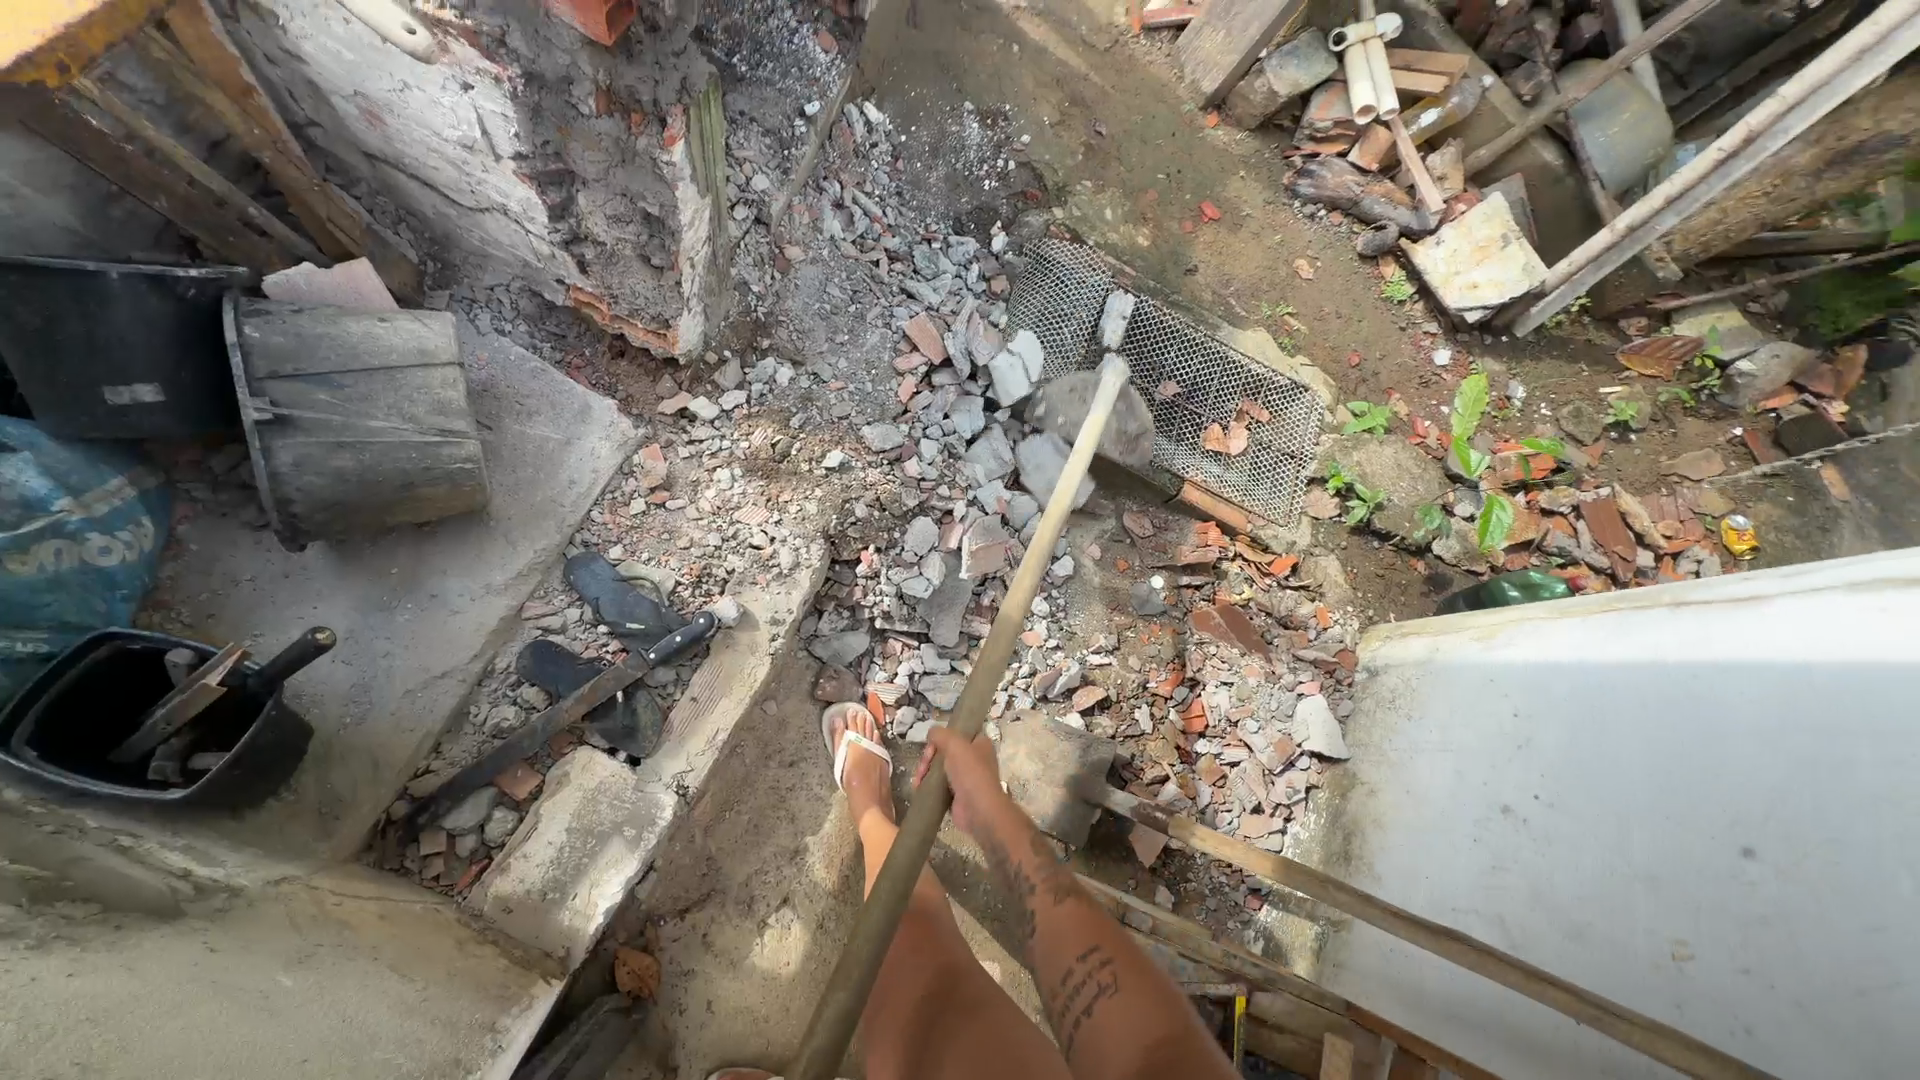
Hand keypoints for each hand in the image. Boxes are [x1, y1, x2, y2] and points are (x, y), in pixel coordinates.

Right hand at [916, 726, 1008, 836]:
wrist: (978, 810)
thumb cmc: (970, 772)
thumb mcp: (955, 744)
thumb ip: (940, 734)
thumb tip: (931, 733)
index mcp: (979, 743)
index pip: (957, 733)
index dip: (942, 737)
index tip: (931, 745)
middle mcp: (974, 759)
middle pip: (945, 752)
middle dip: (929, 758)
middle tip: (923, 766)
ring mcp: (965, 778)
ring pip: (939, 769)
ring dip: (925, 772)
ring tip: (918, 781)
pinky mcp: (956, 795)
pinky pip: (938, 786)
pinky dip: (927, 786)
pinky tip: (919, 788)